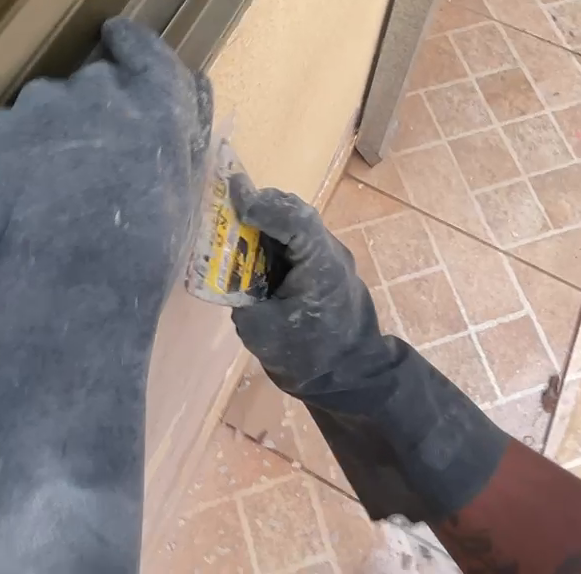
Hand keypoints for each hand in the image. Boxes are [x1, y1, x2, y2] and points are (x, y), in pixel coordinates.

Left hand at [0, 17, 212, 308]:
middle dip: (88, 113)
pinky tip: (7, 201)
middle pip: (89, 85)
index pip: (143, 48)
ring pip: (38, 111)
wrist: (69, 286)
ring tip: (42, 195)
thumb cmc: (145, 252)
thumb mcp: (186, 189)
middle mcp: (96, 88)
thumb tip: (191, 86)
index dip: (128, 44)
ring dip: (42, 137)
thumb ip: (184, 130)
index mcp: (155, 100)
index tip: (115, 39)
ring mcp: (37, 106)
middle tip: (85, 165)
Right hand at [228, 176, 390, 397]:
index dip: (263, 205)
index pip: (296, 219)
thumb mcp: (263, 333)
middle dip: (262, 205)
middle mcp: (329, 252)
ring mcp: (329, 258)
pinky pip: (296, 241)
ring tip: (235, 223)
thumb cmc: (311, 359)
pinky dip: (272, 237)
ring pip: (297, 223)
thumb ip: (242, 298)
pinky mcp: (324, 268)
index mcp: (321, 265)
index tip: (233, 200)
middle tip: (229, 205)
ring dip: (267, 219)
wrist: (353, 380)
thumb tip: (227, 276)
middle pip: (297, 213)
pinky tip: (251, 248)